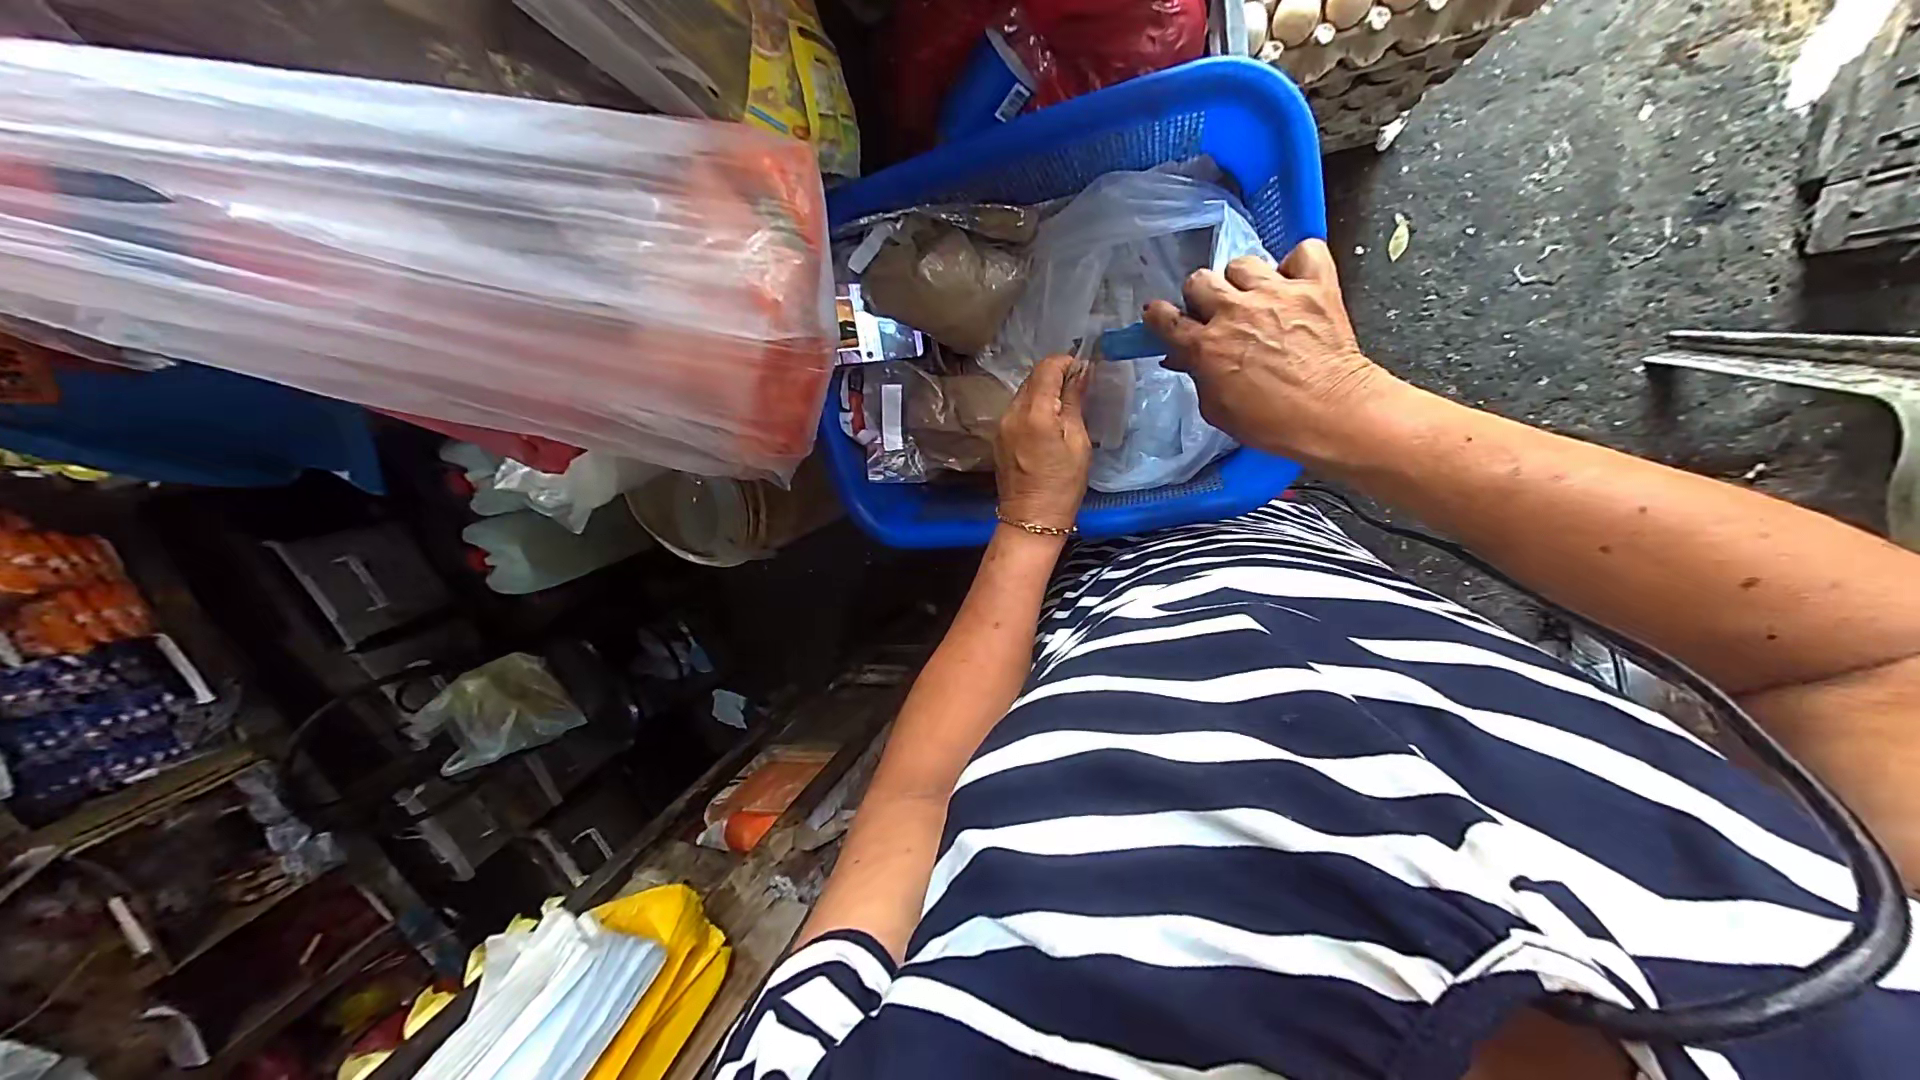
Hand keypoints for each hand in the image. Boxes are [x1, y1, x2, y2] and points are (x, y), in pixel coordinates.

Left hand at [994, 352, 1090, 531]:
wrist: (1030, 519)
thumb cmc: (1063, 485)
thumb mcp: (1078, 442)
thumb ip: (1074, 402)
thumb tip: (1080, 372)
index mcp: (1034, 412)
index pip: (1046, 368)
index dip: (1066, 362)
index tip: (1083, 370)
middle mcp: (1012, 412)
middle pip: (1032, 378)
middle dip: (1055, 376)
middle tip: (1077, 387)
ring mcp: (1002, 424)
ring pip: (1023, 392)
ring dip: (1043, 391)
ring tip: (1064, 406)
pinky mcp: (999, 436)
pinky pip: (1017, 410)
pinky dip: (1033, 407)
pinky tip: (1047, 422)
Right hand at [1143, 239, 1408, 464]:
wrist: (1331, 415)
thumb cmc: (1271, 422)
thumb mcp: (1216, 409)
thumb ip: (1197, 376)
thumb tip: (1184, 358)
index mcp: (1206, 346)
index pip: (1165, 317)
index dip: (1159, 315)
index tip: (1162, 316)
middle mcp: (1235, 312)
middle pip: (1199, 280)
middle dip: (1201, 295)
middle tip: (1214, 312)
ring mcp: (1275, 294)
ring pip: (1242, 263)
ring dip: (1243, 280)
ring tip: (1255, 298)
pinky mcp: (1315, 287)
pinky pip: (1303, 252)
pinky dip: (1297, 263)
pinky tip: (1294, 283)